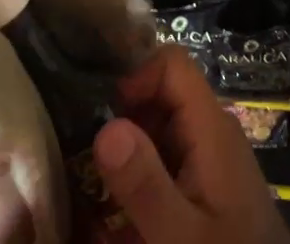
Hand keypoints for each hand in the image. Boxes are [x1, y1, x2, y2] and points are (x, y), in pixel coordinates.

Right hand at [93, 46, 289, 243]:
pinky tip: (112, 207)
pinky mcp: (203, 182)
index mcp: (211, 127)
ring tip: (86, 178)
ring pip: (157, 127)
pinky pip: (164, 158)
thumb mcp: (180, 234)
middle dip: (119, 116)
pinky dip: (137, 173)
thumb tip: (106, 127)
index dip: (133, 76)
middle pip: (160, 94)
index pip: (171, 63)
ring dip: (123, 148)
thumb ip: (145, 184)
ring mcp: (208, 156)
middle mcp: (211, 131)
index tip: (97, 114)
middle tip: (78, 150)